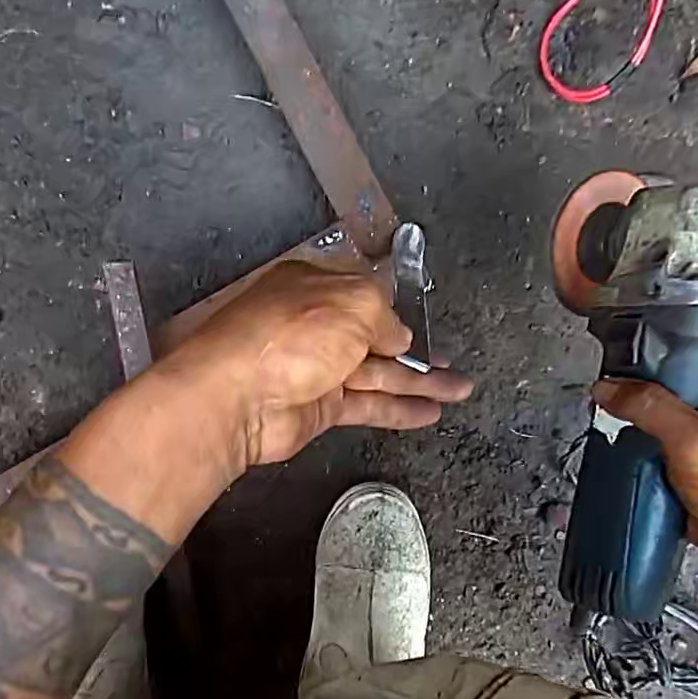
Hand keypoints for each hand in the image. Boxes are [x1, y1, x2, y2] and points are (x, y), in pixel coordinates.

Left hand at [153, 261, 473, 466]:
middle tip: (450, 361)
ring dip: (419, 382)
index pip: (364, 293)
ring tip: (459, 388)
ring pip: (378, 374)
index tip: (426, 319)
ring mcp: (315, 370)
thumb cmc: (289, 337)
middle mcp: (315, 327)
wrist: (238, 397)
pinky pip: (367, 406)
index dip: (396, 307)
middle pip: (375, 337)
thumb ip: (385, 316)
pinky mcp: (318, 408)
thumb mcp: (353, 304)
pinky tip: (430, 411)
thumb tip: (399, 337)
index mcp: (315, 287)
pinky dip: (399, 409)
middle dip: (416, 350)